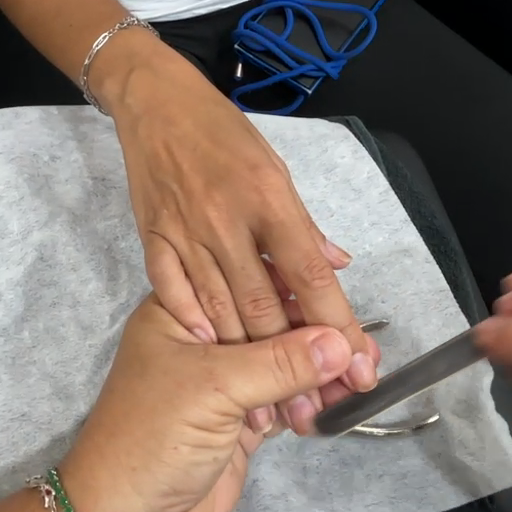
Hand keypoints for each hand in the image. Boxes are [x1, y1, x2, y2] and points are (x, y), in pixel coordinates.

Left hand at [57, 297, 353, 511]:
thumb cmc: (152, 433)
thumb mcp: (215, 386)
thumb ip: (279, 362)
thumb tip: (340, 343)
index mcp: (184, 308)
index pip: (247, 283)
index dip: (296, 292)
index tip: (342, 304)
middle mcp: (205, 335)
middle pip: (271, 323)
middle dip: (318, 338)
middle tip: (363, 354)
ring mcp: (223, 378)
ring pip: (283, 363)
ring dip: (320, 373)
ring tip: (360, 382)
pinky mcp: (240, 417)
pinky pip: (285, 398)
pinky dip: (311, 401)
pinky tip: (339, 403)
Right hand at [95, 39, 379, 433]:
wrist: (155, 102)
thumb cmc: (221, 130)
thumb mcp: (273, 165)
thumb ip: (302, 221)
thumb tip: (336, 263)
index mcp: (269, 197)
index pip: (310, 273)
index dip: (338, 325)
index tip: (360, 368)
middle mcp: (228, 219)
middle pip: (266, 304)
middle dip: (294, 362)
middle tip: (315, 408)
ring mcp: (185, 230)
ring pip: (221, 308)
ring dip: (247, 361)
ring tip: (271, 407)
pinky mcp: (151, 236)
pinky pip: (171, 290)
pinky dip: (193, 323)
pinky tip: (212, 353)